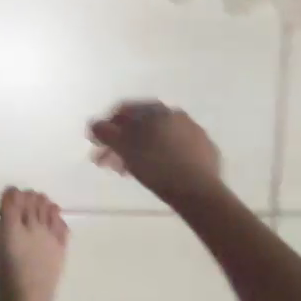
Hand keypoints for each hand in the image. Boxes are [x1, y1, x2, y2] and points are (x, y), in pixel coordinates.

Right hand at [89, 101, 222, 201]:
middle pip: (141, 124)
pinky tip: (158, 172)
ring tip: (131, 171)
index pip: (123, 110)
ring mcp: (193, 130)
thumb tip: (94, 124)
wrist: (199, 191)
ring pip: (158, 137)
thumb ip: (105, 132)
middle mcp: (174, 113)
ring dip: (141, 149)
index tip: (97, 146)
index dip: (106, 126)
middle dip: (122, 141)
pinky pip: (177, 148)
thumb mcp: (122, 147)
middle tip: (111, 162)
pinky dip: (163, 155)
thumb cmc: (155, 166)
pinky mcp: (205, 149)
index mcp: (153, 109)